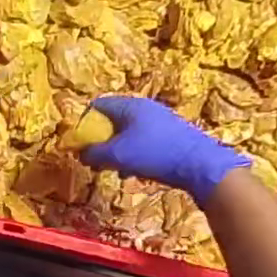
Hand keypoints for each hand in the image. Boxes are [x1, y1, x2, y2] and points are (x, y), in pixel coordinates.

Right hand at [83, 95, 249, 203]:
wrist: (197, 164)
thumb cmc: (153, 154)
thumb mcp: (116, 155)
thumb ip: (93, 153)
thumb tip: (80, 153)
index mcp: (129, 106)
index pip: (97, 105)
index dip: (84, 123)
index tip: (79, 143)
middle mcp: (144, 108)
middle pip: (112, 119)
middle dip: (100, 140)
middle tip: (94, 159)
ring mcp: (158, 120)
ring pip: (126, 132)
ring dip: (115, 150)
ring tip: (113, 168)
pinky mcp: (168, 135)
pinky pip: (140, 140)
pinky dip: (131, 153)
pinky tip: (133, 171)